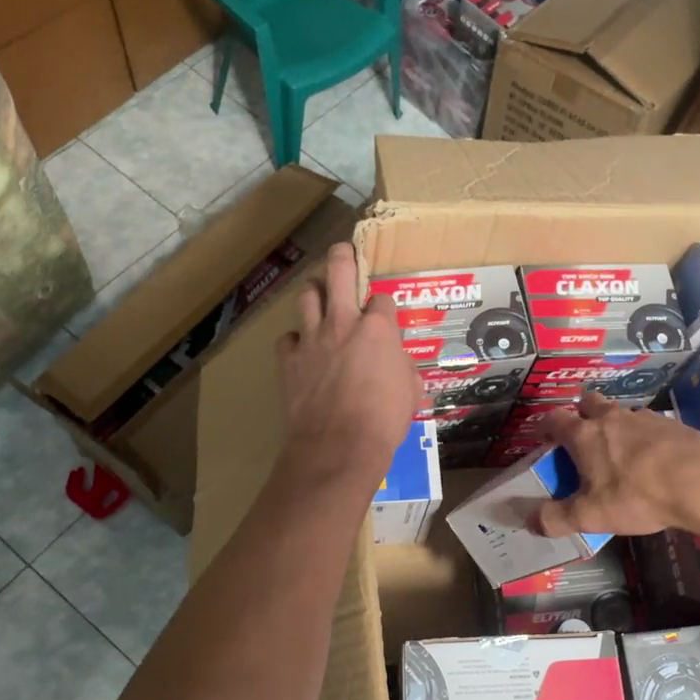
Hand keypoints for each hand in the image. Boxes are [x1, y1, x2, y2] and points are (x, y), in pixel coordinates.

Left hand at [276, 243, 419, 486]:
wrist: (338, 447)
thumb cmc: (384, 420)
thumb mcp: (411, 393)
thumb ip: (403, 369)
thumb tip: (398, 367)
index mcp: (377, 328)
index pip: (383, 299)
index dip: (385, 306)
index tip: (385, 317)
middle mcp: (342, 323)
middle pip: (339, 270)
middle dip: (342, 256)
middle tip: (343, 252)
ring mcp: (311, 339)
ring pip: (307, 296)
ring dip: (314, 294)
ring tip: (319, 300)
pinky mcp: (288, 360)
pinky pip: (288, 339)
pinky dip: (295, 341)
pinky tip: (302, 351)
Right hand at [535, 392, 699, 540]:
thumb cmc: (637, 495)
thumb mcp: (591, 515)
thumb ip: (557, 518)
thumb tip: (530, 521)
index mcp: (584, 435)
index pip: (554, 419)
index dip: (546, 427)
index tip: (545, 440)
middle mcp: (611, 418)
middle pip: (588, 403)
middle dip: (581, 415)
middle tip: (583, 439)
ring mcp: (644, 417)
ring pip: (621, 413)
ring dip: (615, 425)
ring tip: (620, 452)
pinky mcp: (672, 424)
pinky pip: (649, 425)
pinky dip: (644, 437)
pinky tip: (653, 459)